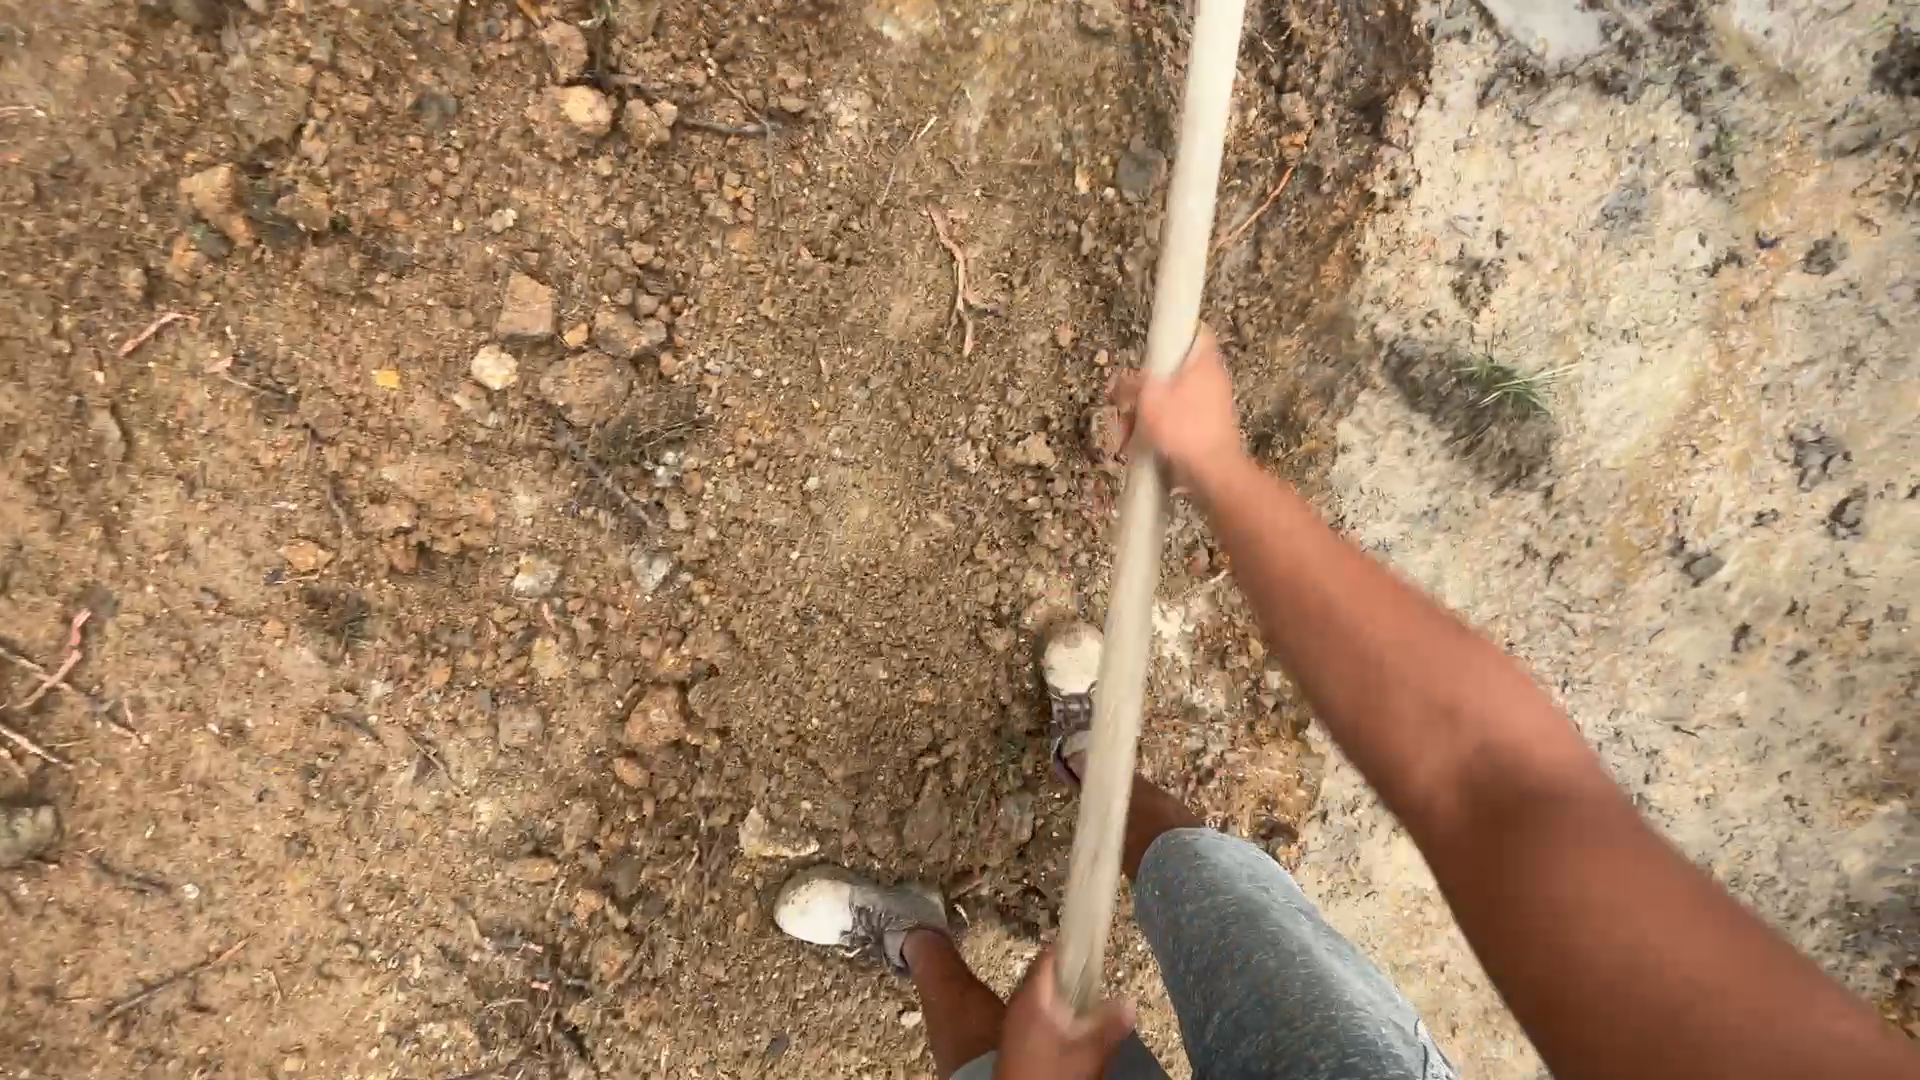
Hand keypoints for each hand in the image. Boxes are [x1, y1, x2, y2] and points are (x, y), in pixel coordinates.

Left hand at [994, 949, 1136, 1079]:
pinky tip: (1071, 1027)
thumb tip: (1130, 1000)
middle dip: (1071, 974)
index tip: (1094, 949)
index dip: (1071, 949)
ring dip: (1063, 995)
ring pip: (1042, 995)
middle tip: (1098, 978)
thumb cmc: (1050, 1073)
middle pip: (1046, 975)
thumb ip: (1108, 1026)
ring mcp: (1015, 1020)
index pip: (1049, 956)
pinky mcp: (1015, 1038)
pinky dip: (1054, 1012)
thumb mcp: (1085, 1054)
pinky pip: (1036, 1012)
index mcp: (1032, 995)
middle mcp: (1020, 1000)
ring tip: (1090, 1001)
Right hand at [1108, 325, 1244, 491]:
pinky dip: (1157, 431)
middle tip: (1126, 406)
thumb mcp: (1147, 399)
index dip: (1173, 334)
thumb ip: (1130, 384)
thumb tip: (1119, 382)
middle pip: (1172, 373)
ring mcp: (1210, 407)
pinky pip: (1176, 422)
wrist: (1212, 471)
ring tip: (1127, 437)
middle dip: (1143, 390)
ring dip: (1144, 416)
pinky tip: (1139, 448)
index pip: (1195, 331)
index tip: (1152, 348)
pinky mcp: (1206, 430)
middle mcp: (1211, 380)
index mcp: (1203, 362)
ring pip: (1169, 401)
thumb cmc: (1183, 428)